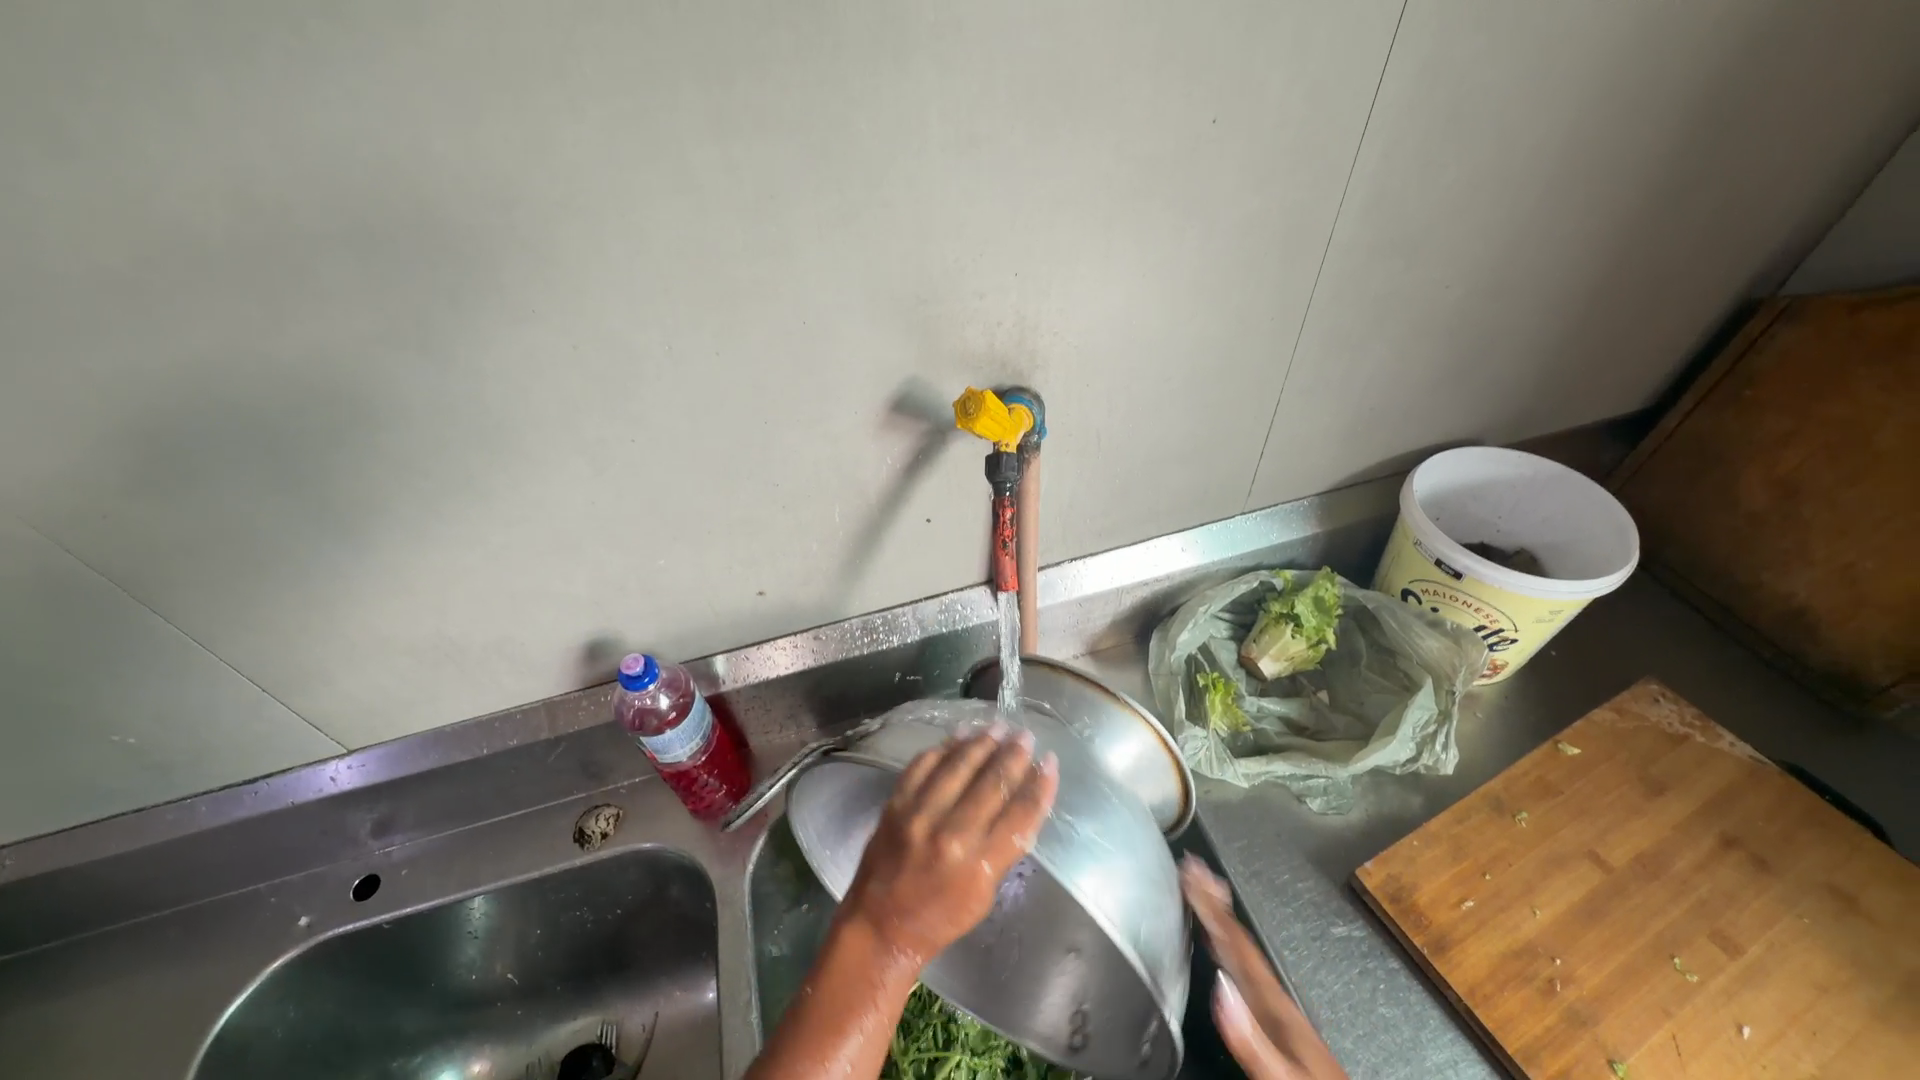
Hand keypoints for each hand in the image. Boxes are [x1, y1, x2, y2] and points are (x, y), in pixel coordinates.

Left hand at [837, 721, 1058, 968]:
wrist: (880, 926)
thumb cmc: (940, 918)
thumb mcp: (985, 895)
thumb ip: (1003, 849)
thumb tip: (1024, 804)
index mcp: (978, 865)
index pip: (1020, 814)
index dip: (1040, 785)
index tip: (1050, 762)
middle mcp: (950, 835)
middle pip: (991, 783)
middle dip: (1013, 754)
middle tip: (1025, 735)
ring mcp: (918, 816)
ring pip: (957, 766)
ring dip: (981, 743)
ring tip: (998, 728)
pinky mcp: (895, 805)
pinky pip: (922, 765)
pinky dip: (943, 748)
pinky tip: (959, 736)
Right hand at [1182, 855, 1350, 1079]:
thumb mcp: (1281, 1077)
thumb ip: (1250, 1037)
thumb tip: (1219, 986)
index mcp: (1274, 1006)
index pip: (1239, 946)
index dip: (1213, 909)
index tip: (1191, 877)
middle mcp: (1275, 999)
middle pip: (1241, 940)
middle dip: (1215, 902)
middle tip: (1194, 867)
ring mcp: (1276, 1010)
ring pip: (1243, 952)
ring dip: (1221, 918)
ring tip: (1204, 891)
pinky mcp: (1275, 1023)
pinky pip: (1245, 970)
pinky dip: (1229, 947)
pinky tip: (1221, 948)